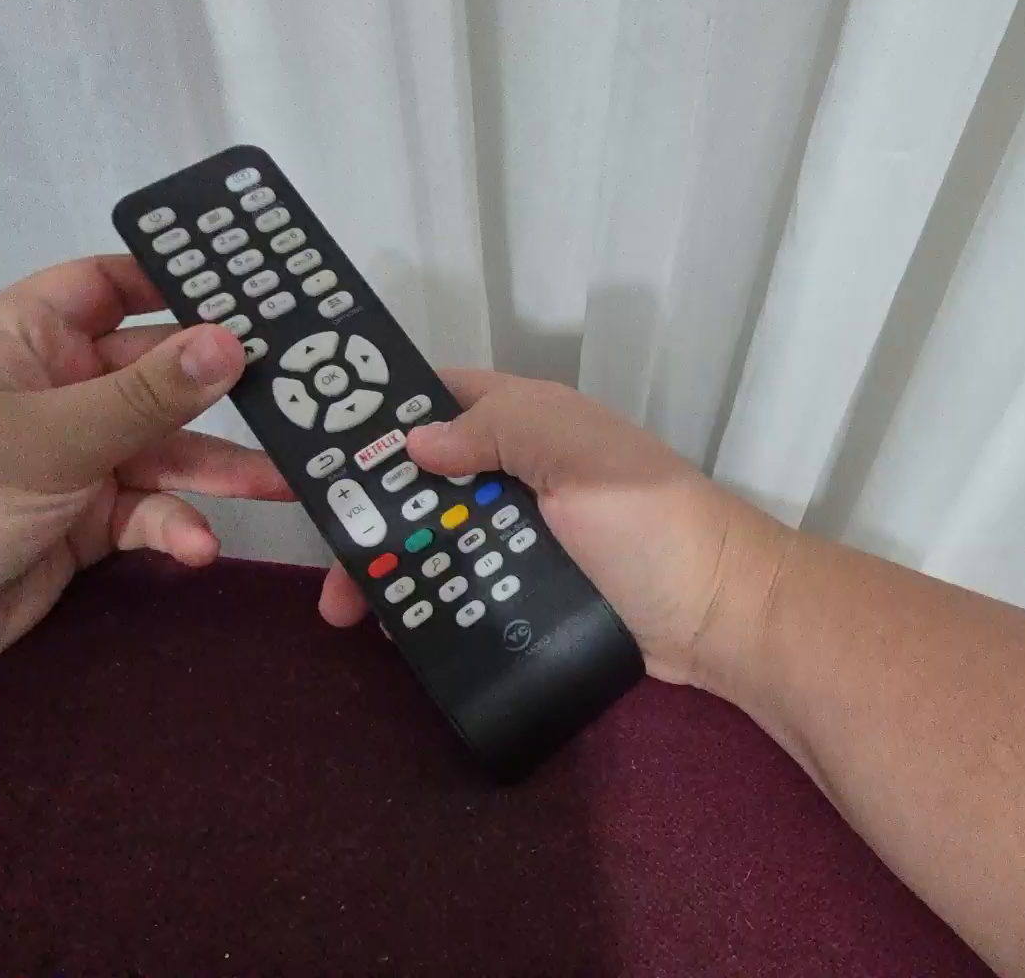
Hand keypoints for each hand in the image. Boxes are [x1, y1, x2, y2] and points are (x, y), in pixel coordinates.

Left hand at [0, 256, 293, 738]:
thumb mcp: (41, 442)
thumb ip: (145, 396)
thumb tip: (233, 341)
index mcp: (24, 344)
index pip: (106, 286)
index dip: (175, 281)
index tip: (257, 291)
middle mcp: (57, 395)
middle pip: (160, 376)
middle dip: (226, 391)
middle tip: (303, 398)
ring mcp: (74, 462)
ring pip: (169, 452)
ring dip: (222, 470)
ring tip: (285, 483)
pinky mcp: (87, 524)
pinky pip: (150, 512)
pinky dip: (175, 527)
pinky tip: (195, 548)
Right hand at [315, 370, 790, 688]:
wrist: (713, 611)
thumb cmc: (646, 518)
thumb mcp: (576, 453)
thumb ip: (498, 429)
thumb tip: (414, 440)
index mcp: (529, 422)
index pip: (441, 397)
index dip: (379, 412)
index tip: (311, 442)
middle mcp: (517, 472)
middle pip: (423, 477)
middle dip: (367, 506)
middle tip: (316, 545)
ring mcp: (520, 535)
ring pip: (435, 537)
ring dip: (387, 563)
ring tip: (344, 607)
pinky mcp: (526, 589)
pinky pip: (460, 587)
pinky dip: (423, 601)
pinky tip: (389, 627)